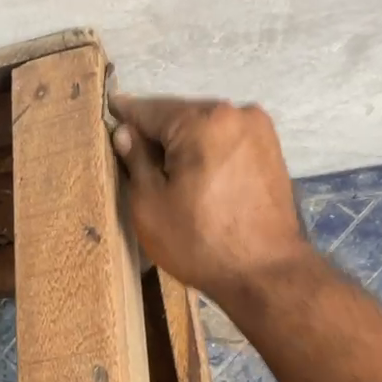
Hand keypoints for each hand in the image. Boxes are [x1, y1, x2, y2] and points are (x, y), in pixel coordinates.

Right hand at [110, 94, 315, 303]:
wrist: (265, 272)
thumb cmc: (199, 243)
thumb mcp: (151, 206)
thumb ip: (136, 161)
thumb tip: (125, 132)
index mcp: (202, 121)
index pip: (151, 109)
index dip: (125, 115)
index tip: (109, 110)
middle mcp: (236, 113)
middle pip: (182, 117)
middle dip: (158, 134)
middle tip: (134, 155)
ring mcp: (259, 130)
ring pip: (207, 130)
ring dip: (185, 145)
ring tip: (167, 172)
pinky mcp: (272, 151)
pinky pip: (227, 143)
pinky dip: (209, 154)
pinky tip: (197, 178)